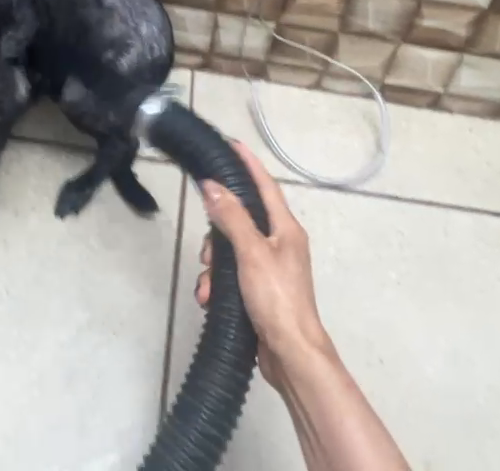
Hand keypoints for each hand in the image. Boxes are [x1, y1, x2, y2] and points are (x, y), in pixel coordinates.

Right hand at [194, 142, 332, 394]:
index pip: (265, 185)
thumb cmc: (277, 298)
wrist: (292, 354)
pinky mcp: (259, 291)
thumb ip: (232, 218)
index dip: (248, 164)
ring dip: (214, 266)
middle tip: (207, 249)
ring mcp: (269, 269)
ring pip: (231, 251)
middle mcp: (280, 244)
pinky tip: (209, 300)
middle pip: (241, 220)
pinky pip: (231, 276)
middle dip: (217, 232)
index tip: (230, 145)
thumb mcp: (251, 253)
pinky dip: (218, 285)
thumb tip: (212, 186)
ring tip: (208, 285)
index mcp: (285, 229)